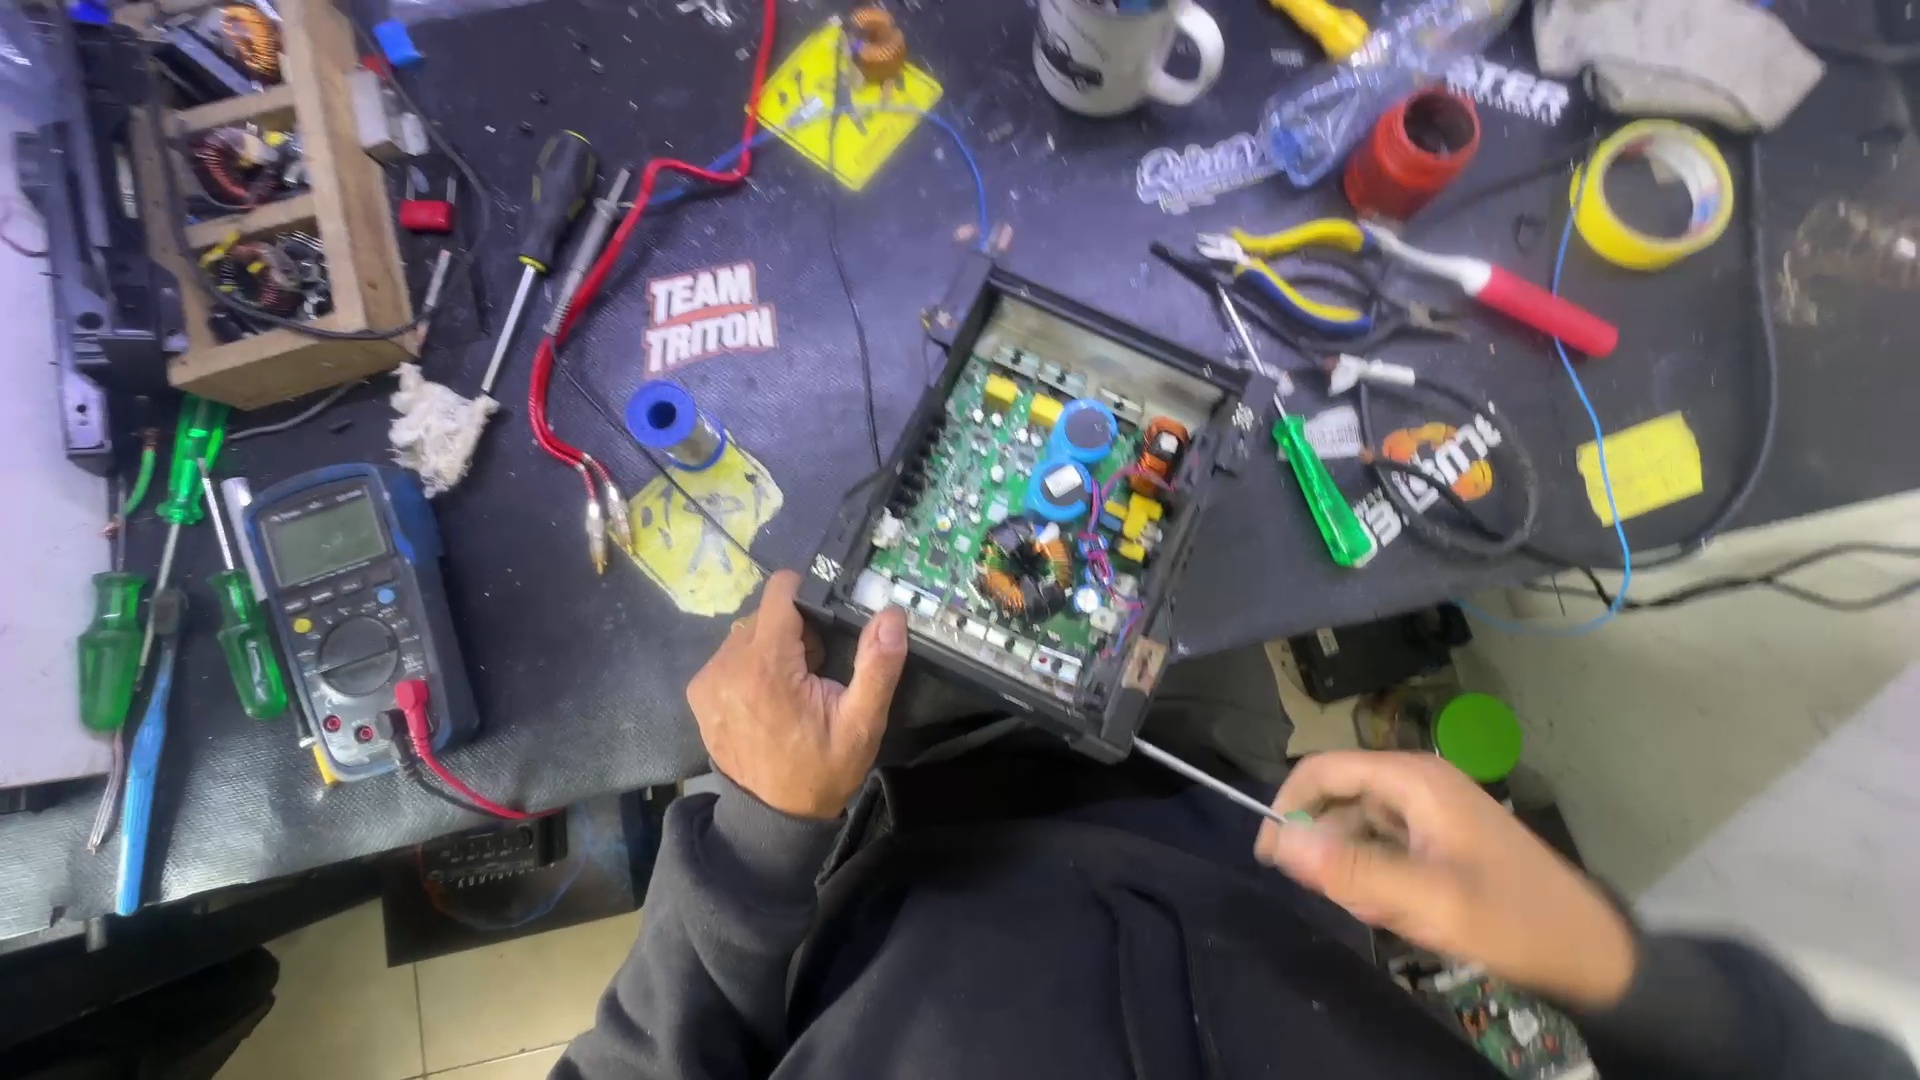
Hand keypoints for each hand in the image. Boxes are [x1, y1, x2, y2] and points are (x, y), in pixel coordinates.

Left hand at [687, 570, 908, 819]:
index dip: (809, 596)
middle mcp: (727, 664)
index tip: (829, 624)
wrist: (773, 819)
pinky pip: (731, 653)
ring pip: (748, 631)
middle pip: (767, 612)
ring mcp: (708, 678)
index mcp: (766, 666)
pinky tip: (769, 696)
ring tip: (794, 687)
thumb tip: (891, 616)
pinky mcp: (699, 691)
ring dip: (774, 645)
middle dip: (796, 630)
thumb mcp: (862, 724)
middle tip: (816, 670)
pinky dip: (753, 663)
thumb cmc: (822, 769)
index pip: (781, 591)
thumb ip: (877, 666)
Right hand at [1255, 751, 1635, 1008]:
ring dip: (1354, 866)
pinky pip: (1383, 843)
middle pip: (1338, 798)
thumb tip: (1279, 840)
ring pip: (1358, 824)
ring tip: (1383, 913)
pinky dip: (1377, 873)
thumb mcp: (1428, 901)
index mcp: (1411, 780)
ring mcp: (1429, 808)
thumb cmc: (1513, 921)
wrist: (1599, 959)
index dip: (1286, 805)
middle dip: (1328, 847)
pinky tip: (1399, 910)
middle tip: (1340, 897)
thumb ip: (1350, 868)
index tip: (1270, 854)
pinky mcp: (1438, 834)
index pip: (1321, 771)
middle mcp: (1415, 782)